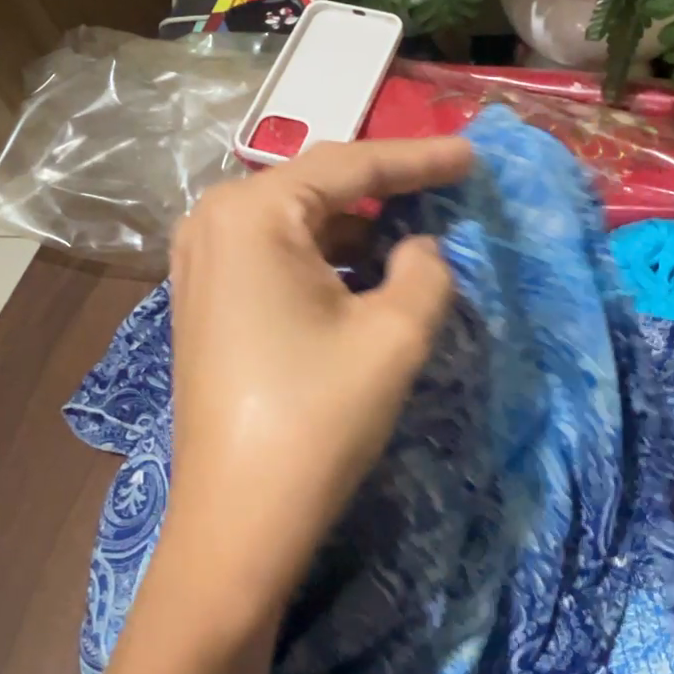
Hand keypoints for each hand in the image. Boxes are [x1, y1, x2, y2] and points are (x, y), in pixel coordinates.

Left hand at [162, 137, 474, 618]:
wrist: (239, 519)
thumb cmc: (318, 418)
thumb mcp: (395, 335)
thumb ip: (426, 270)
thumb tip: (419, 248)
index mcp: (252, 212)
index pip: (352, 166)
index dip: (420, 158)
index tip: (472, 154)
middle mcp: (213, 222)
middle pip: (318, 188)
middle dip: (385, 189)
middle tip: (447, 187)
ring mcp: (200, 264)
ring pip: (298, 226)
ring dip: (357, 228)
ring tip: (416, 230)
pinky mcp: (206, 304)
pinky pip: (276, 260)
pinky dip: (326, 261)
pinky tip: (366, 275)